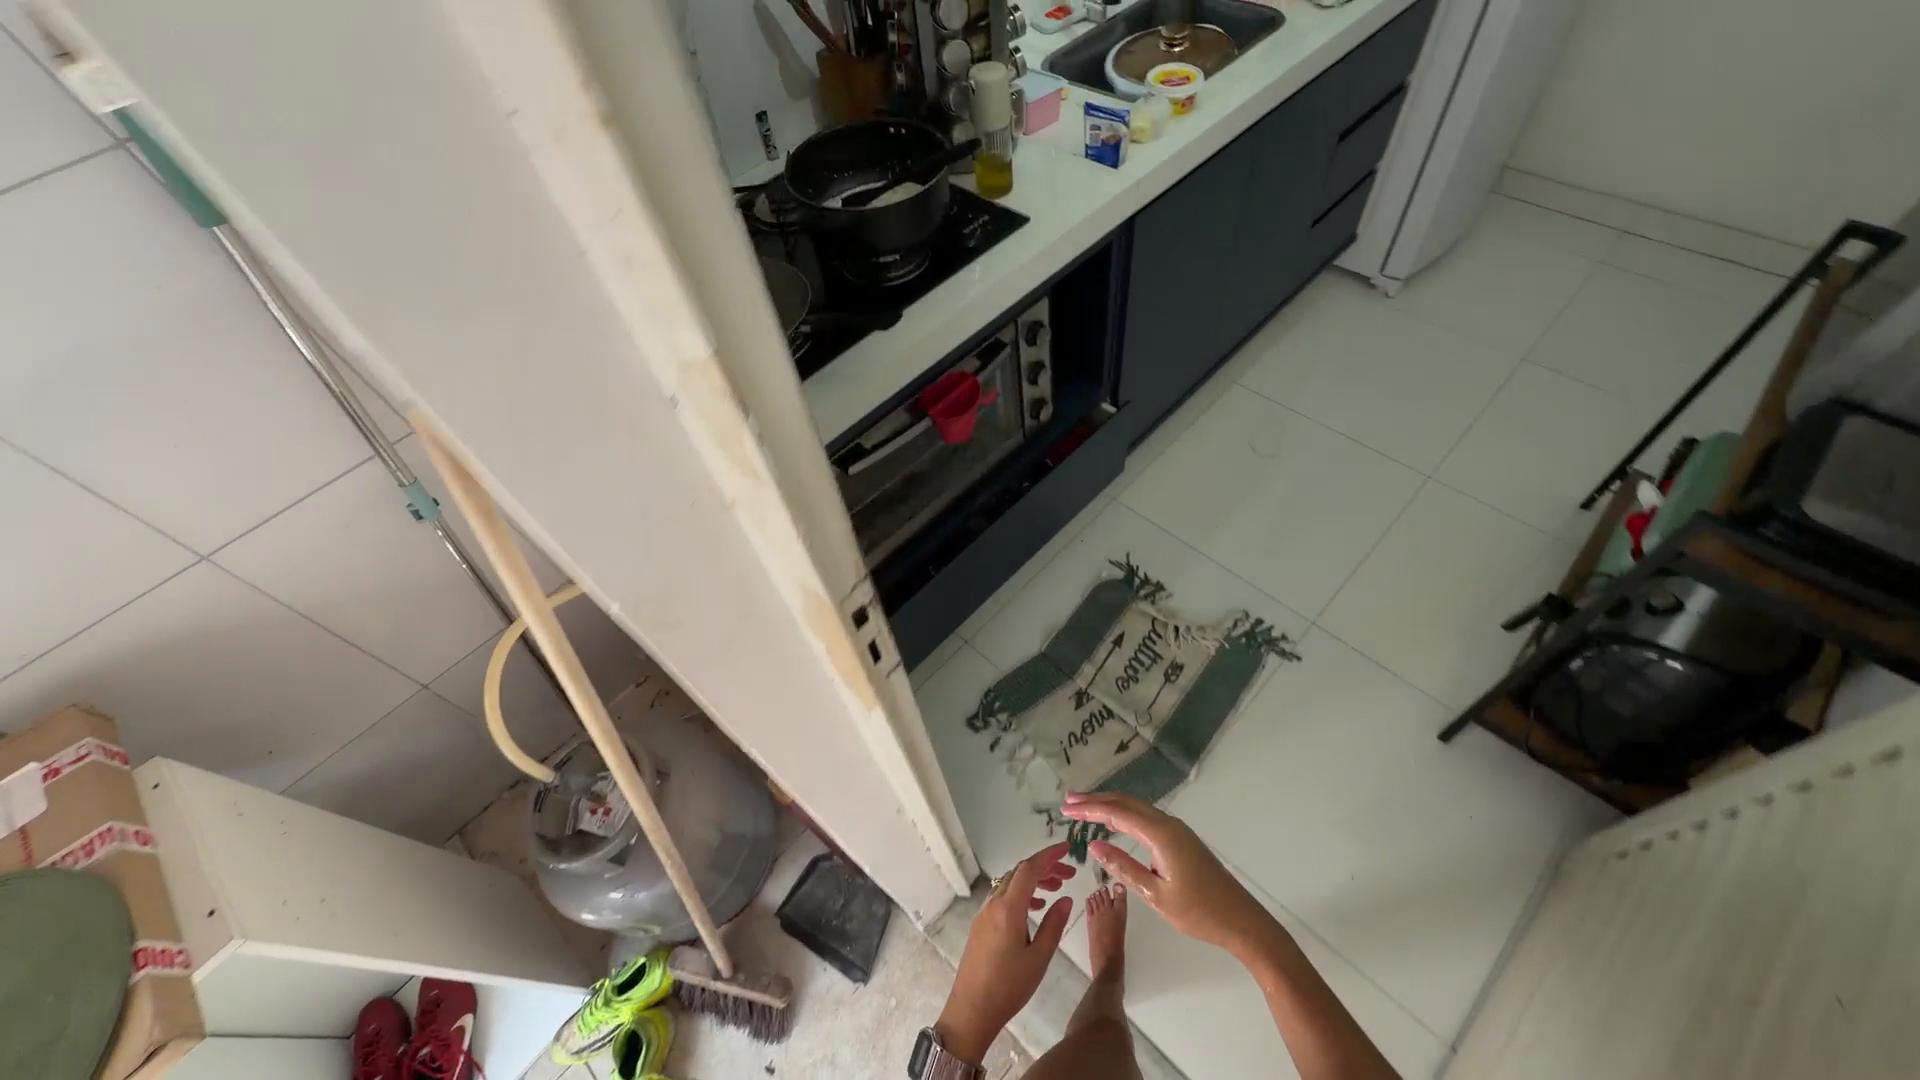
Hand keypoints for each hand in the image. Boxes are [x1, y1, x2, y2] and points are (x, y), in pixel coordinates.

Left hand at [935, 842, 1076, 1062]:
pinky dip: (1021, 895)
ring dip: (1033, 881)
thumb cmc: (1009, 987)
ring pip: (1010, 884)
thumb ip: (1054, 925)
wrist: (971, 1010)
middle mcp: (993, 904)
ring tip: (1056, 888)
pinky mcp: (981, 925)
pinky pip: (1002, 898)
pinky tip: (1035, 908)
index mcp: (1008, 908)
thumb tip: (1066, 899)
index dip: (1049, 855)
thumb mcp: (1039, 957)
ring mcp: (984, 914)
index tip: (1068, 850)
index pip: (1029, 869)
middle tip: (1068, 874)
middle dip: (1044, 867)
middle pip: (1019, 873)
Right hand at [1062, 792, 1277, 957]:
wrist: (1242, 921)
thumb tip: (1095, 845)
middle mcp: (1169, 825)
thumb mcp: (1154, 895)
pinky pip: (1147, 818)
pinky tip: (1115, 823)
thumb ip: (1123, 867)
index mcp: (1161, 835)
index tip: (1066, 809)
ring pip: (1137, 809)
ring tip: (1084, 808)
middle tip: (1069, 802)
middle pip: (1127, 803)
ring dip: (1110, 806)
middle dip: (1096, 800)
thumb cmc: (1198, 912)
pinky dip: (1125, 815)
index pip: (1118, 813)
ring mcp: (1177, 831)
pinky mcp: (1181, 840)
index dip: (1089, 809)